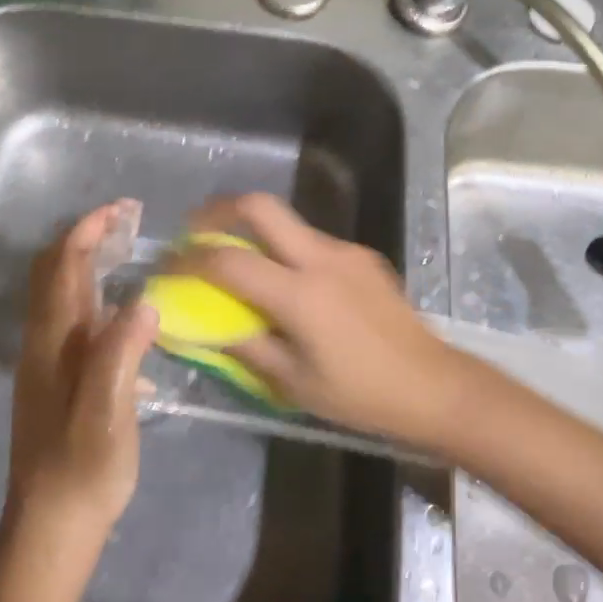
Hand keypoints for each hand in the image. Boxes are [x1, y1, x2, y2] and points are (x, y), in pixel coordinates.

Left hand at [6, 202, 158, 544]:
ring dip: (88, 262)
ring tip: (130, 253)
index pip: (64, 265)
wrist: (51, 523)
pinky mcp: (56, 379)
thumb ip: (120, 354)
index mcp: (54, 340)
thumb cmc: (83, 467)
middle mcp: (44, 340)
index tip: (122, 207)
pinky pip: (71, 318)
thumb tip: (144, 300)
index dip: (88, 229)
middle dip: (85, 236)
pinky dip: (93, 295)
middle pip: (54, 271)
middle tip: (127, 221)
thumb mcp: (108, 413)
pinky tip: (126, 316)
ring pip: (61, 293)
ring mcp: (46, 360)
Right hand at [171, 193, 472, 446]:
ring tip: (237, 257)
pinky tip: (288, 282)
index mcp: (299, 293)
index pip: (229, 261)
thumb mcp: (294, 383)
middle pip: (259, 207)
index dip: (190, 259)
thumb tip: (206, 327)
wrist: (435, 386)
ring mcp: (345, 251)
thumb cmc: (360, 394)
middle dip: (218, 208)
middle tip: (194, 227)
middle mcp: (320, 258)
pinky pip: (312, 241)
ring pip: (287, 222)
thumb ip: (246, 347)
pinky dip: (286, 249)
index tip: (167, 263)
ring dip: (254, 229)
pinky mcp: (363, 257)